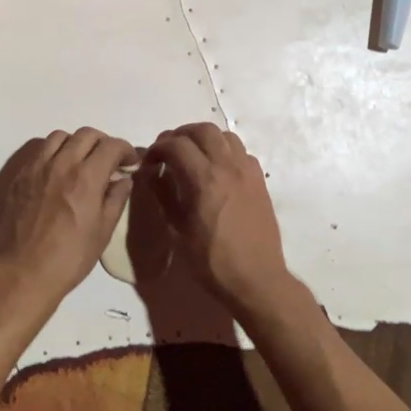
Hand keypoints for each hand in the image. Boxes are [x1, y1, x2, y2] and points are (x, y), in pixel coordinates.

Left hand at [0, 128, 136, 308]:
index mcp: (86, 178)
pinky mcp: (19, 175)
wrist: (23, 272)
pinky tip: (58, 171)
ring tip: (81, 161)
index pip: (111, 146)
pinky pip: (39, 150)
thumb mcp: (102, 232)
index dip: (126, 150)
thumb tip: (123, 179)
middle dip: (103, 143)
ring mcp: (37, 167)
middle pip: (86, 134)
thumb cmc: (69, 257)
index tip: (130, 162)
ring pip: (60, 136)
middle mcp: (61, 164)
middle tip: (108, 161)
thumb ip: (115, 199)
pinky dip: (54, 152)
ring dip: (76, 143)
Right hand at [141, 123, 290, 307]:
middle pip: (202, 130)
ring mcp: (247, 172)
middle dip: (180, 135)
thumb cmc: (212, 260)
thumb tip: (150, 173)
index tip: (150, 162)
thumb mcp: (178, 229)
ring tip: (193, 155)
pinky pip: (241, 152)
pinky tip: (217, 170)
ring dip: (205, 139)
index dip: (158, 148)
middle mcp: (227, 167)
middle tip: (168, 151)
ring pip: (225, 136)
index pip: (176, 145)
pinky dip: (225, 151)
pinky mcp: (260, 181)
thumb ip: (163, 194)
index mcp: (204, 180)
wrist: (256, 279)